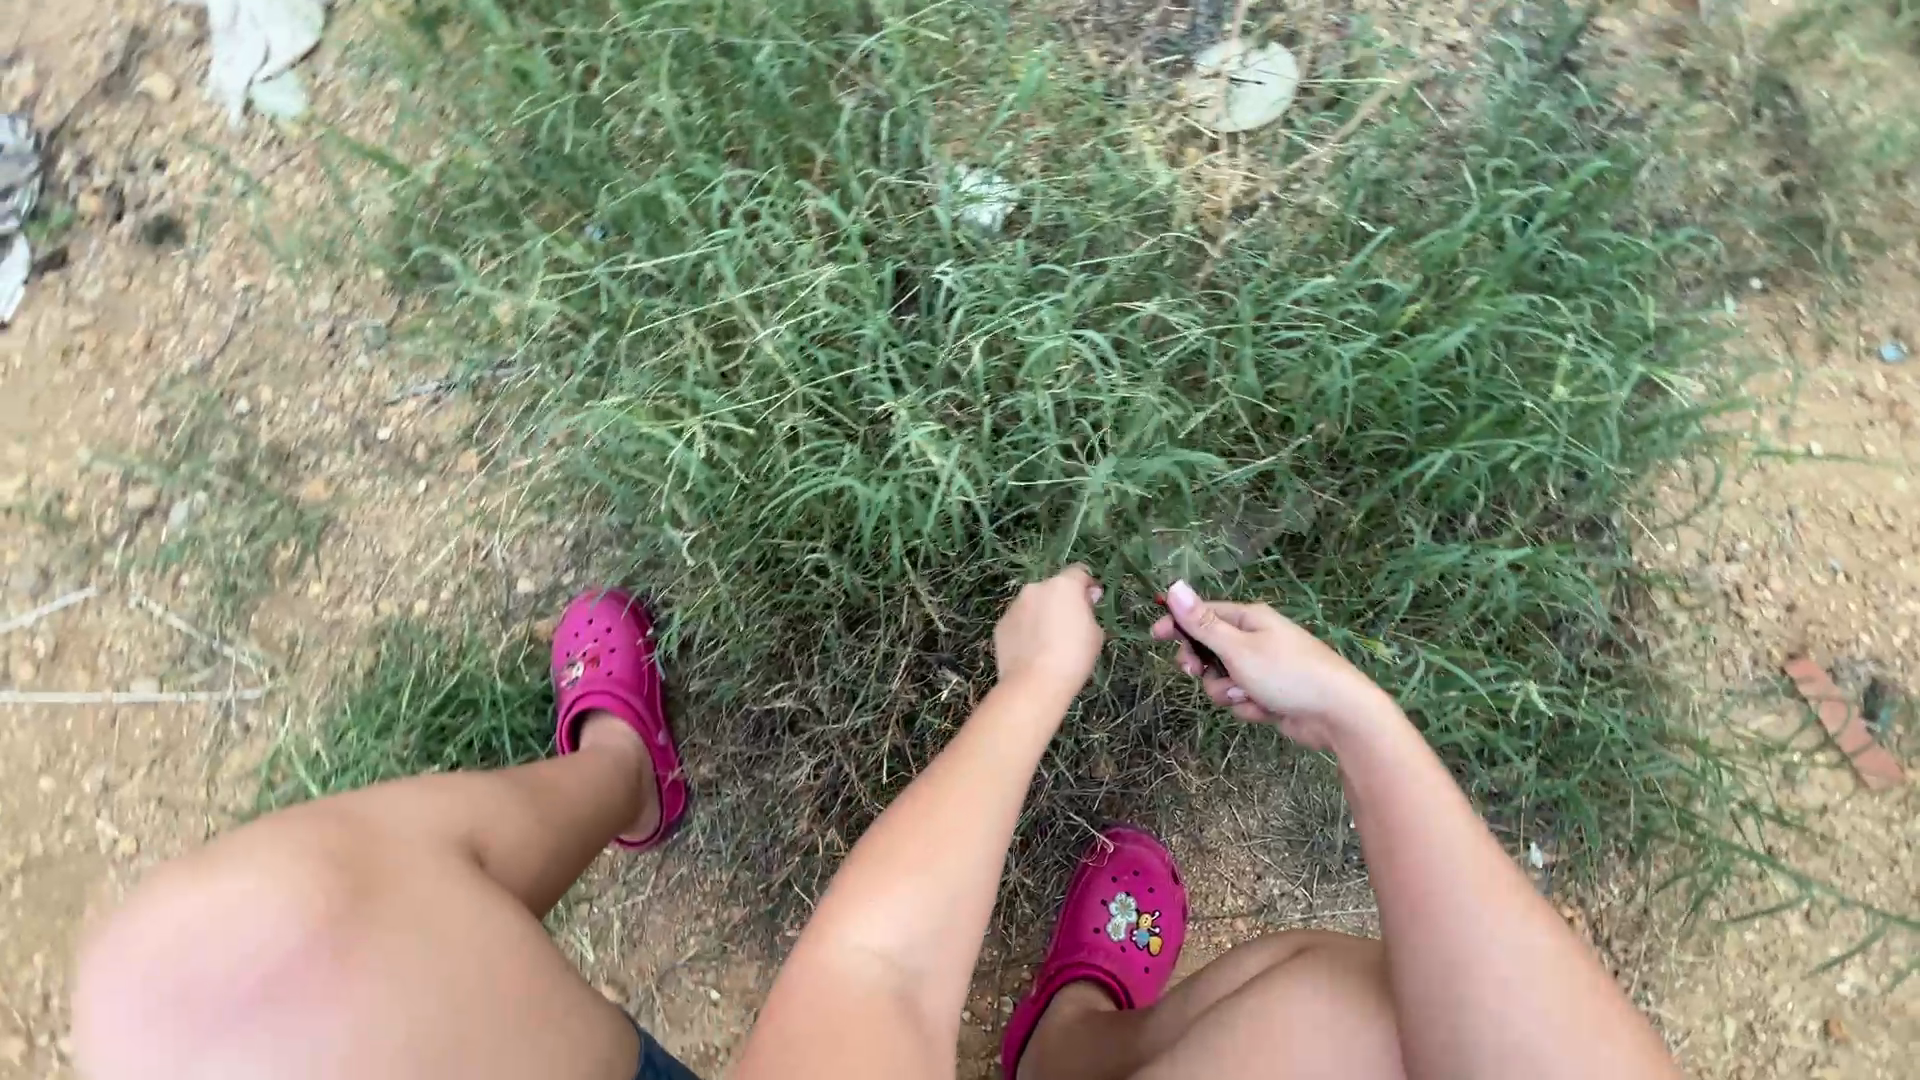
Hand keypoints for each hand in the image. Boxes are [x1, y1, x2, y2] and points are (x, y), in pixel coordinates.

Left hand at [994, 565, 1105, 695]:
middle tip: (1070, 626)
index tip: (1092, 601)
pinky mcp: (1001, 624)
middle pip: (1053, 589)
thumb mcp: (1095, 633)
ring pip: (1033, 605)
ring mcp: (1014, 606)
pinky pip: (1019, 622)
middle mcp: (1035, 589)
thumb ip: (1089, 610)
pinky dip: (1025, 630)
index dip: (1086, 586)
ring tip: (1047, 643)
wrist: (1035, 683)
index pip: (1078, 572)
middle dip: (1062, 601)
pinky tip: (1031, 651)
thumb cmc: (1074, 657)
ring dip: (1041, 615)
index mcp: (1063, 586)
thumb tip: (1085, 598)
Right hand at [1151, 580, 1388, 750]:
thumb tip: (1174, 585)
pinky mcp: (1269, 693)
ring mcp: (1262, 667)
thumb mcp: (1238, 648)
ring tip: (1247, 696)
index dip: (1177, 624)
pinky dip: (1247, 706)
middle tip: (1194, 672)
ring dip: (1226, 691)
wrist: (1338, 714)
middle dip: (1202, 665)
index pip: (1202, 614)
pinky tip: (1265, 709)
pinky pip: (1240, 697)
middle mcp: (1254, 639)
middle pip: (1208, 649)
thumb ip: (1202, 623)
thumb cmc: (1287, 673)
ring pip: (1221, 678)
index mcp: (1248, 619)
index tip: (1155, 636)